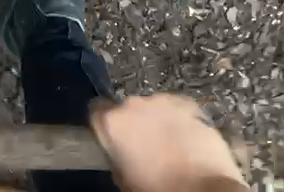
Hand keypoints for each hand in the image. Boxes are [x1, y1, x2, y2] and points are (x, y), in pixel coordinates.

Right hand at [90, 95, 246, 191]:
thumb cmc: (158, 190)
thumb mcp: (125, 181)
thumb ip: (118, 159)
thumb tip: (122, 155)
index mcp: (112, 122)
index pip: (96, 111)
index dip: (104, 126)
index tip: (113, 140)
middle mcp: (132, 103)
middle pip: (127, 109)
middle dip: (135, 125)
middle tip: (146, 149)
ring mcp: (161, 100)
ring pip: (153, 108)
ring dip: (157, 121)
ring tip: (171, 146)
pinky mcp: (187, 103)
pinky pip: (177, 109)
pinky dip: (180, 121)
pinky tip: (188, 141)